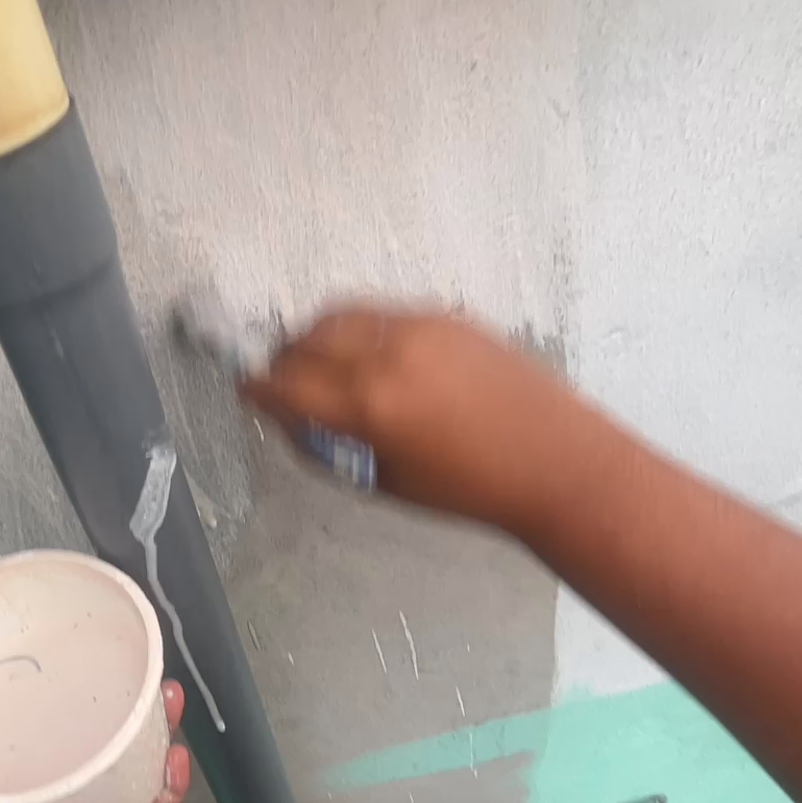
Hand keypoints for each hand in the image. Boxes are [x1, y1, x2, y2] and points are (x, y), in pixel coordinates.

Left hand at [0, 681, 191, 802]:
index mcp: (29, 800)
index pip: (49, 739)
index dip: (64, 702)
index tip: (76, 663)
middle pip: (99, 747)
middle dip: (119, 709)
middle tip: (138, 673)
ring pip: (132, 770)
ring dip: (152, 734)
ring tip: (165, 697)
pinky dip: (168, 785)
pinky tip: (177, 757)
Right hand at [240, 299, 607, 533]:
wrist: (557, 462)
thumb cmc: (463, 489)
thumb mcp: (377, 480)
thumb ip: (322, 443)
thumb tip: (286, 415)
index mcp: (368, 405)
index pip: (285, 383)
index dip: (255, 387)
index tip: (245, 389)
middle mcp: (387, 354)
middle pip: (304, 338)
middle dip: (282, 360)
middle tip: (282, 382)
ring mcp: (419, 326)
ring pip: (338, 314)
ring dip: (314, 338)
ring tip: (320, 365)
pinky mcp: (446, 314)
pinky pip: (378, 313)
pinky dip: (356, 331)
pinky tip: (369, 357)